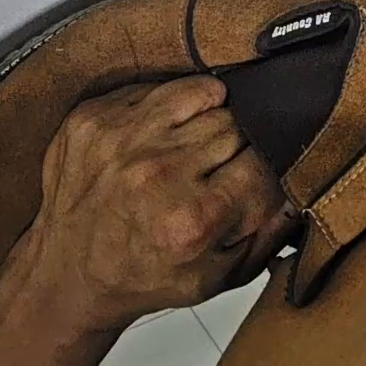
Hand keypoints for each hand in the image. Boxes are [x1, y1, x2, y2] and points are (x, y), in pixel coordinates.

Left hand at [2, 76, 293, 337]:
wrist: (65, 276)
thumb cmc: (142, 276)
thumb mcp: (216, 279)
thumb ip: (267, 236)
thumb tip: (299, 193)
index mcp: (189, 220)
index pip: (262, 166)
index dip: (264, 174)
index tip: (252, 183)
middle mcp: (154, 173)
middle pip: (236, 126)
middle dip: (237, 149)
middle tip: (218, 172)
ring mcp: (120, 138)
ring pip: (206, 96)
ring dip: (210, 119)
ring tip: (196, 147)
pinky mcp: (95, 116)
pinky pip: (164, 87)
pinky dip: (174, 105)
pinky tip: (165, 135)